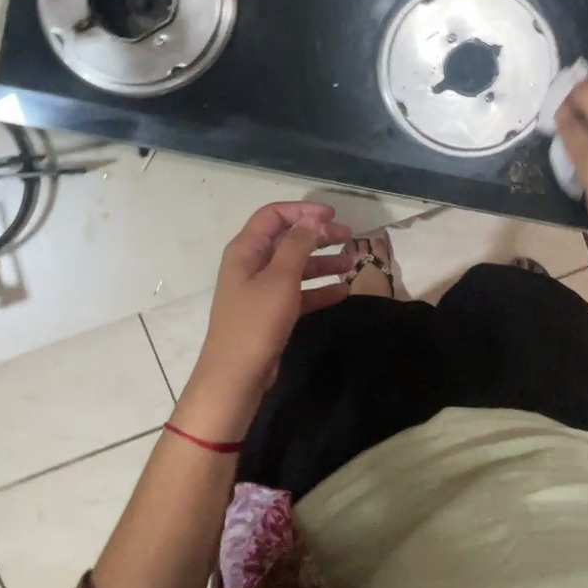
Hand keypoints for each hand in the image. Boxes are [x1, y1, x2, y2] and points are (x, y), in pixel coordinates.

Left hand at [178, 203, 353, 438]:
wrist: (236, 376)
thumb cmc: (256, 322)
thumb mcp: (280, 278)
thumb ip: (297, 245)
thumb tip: (312, 219)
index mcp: (246, 250)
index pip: (273, 216)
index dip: (302, 210)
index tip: (332, 215)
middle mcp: (251, 265)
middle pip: (288, 240)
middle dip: (319, 236)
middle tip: (350, 237)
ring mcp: (261, 290)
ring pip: (296, 267)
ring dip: (323, 262)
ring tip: (352, 264)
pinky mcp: (271, 313)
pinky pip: (299, 293)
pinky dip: (319, 290)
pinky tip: (343, 291)